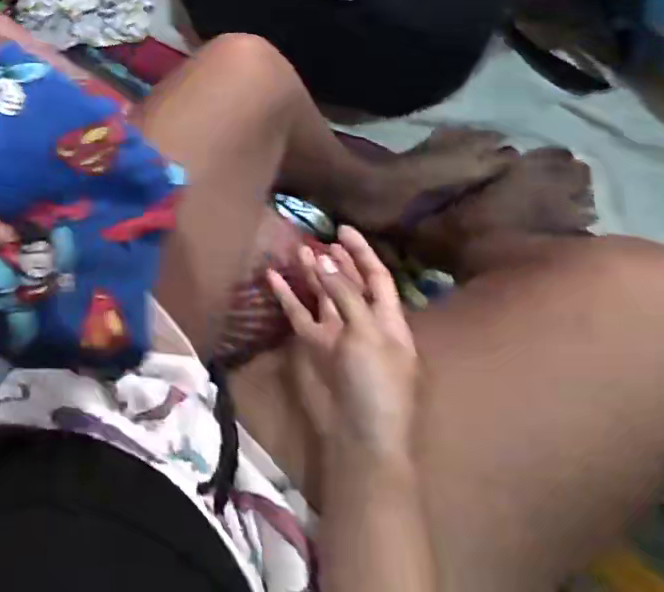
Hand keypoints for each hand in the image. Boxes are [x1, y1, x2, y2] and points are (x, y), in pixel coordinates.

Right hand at [266, 226, 420, 463]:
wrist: (362, 434)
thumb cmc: (376, 382)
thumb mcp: (367, 333)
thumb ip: (343, 294)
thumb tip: (321, 257)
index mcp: (389, 322)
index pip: (377, 277)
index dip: (362, 252)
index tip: (342, 228)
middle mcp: (364, 324)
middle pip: (350, 285)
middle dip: (335, 260)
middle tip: (316, 237)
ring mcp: (338, 337)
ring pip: (323, 297)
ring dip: (310, 274)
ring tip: (296, 250)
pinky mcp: (315, 348)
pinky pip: (300, 315)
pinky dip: (287, 297)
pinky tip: (274, 278)